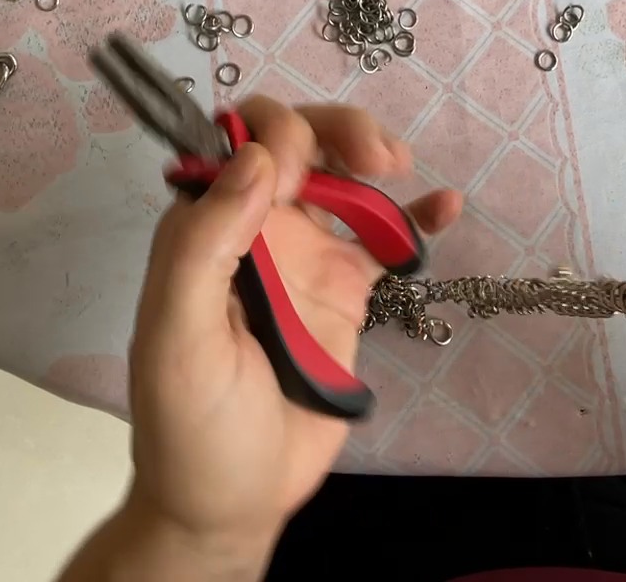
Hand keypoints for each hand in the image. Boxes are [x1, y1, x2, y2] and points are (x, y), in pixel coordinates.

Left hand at [64, 98, 461, 580]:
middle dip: (336, 129)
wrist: (238, 496)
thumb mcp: (179, 338)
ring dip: (372, 148)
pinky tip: (445, 204)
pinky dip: (417, 214)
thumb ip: (203, 246)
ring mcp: (307, 250)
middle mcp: (258, 225)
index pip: (239, 142)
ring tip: (399, 167)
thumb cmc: (193, 422)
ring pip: (342, 171)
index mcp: (210, 224)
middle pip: (299, 140)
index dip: (274, 136)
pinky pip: (386, 235)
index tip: (298, 180)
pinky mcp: (347, 284)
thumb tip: (256, 159)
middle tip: (374, 161)